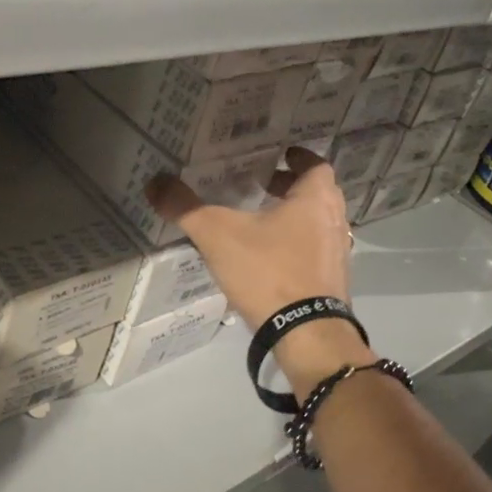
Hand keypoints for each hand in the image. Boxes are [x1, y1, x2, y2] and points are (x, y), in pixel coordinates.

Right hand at [147, 146, 374, 396]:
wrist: (307, 337)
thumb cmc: (268, 272)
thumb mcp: (217, 235)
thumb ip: (186, 208)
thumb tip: (155, 182)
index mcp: (315, 200)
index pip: (317, 165)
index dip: (300, 157)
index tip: (279, 154)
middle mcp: (334, 223)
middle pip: (319, 194)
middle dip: (292, 186)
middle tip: (263, 183)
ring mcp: (337, 256)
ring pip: (318, 224)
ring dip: (295, 217)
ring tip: (261, 220)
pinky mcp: (332, 285)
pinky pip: (315, 253)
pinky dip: (297, 246)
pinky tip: (268, 258)